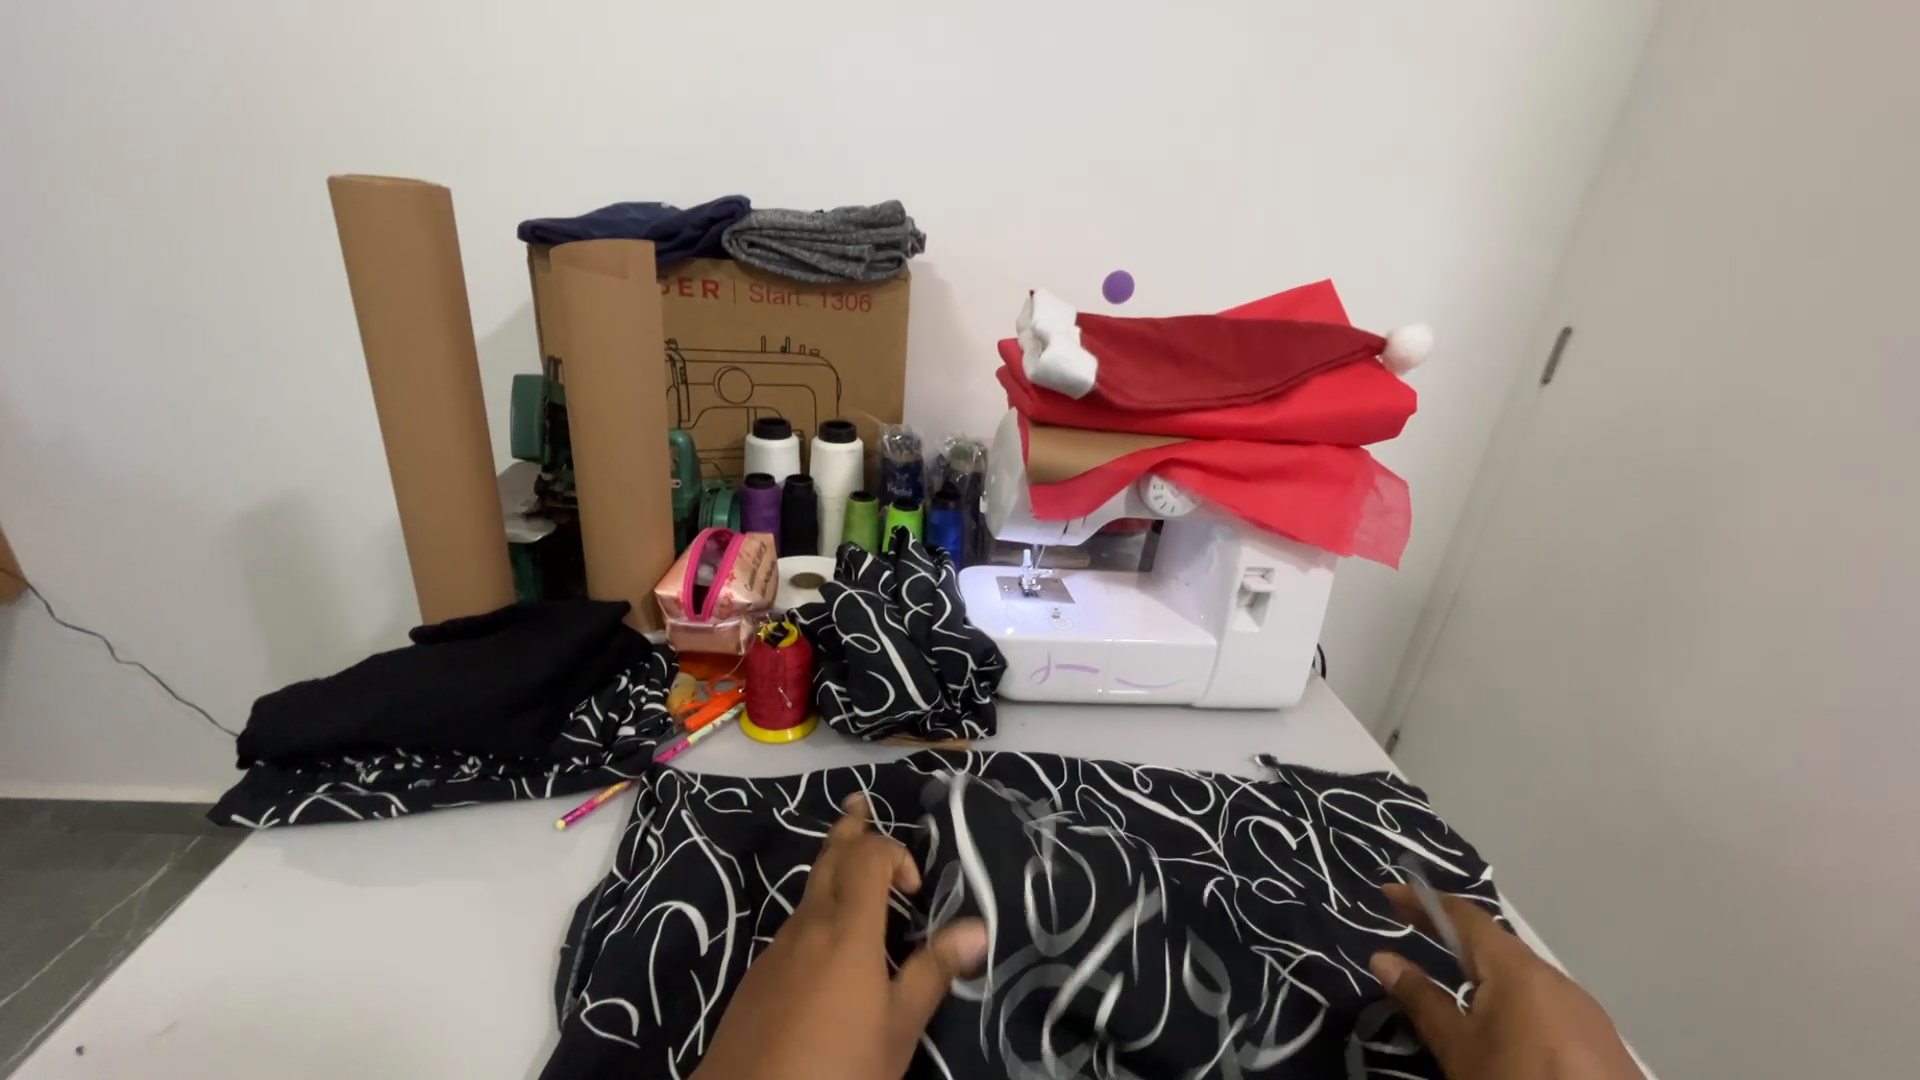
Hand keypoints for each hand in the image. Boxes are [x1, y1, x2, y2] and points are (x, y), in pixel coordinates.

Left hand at [692, 795, 988, 1079]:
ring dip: (832, 868)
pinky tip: (824, 945)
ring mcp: (777, 948)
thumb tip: (978, 926)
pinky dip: (816, 913)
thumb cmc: (837, 1066)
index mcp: (848, 928)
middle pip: (829, 858)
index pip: (868, 856)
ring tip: (847, 861)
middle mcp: (809, 924)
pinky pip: (794, 926)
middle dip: (848, 829)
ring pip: (809, 891)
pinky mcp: (758, 976)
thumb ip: (932, 971)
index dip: (894, 853)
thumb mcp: (897, 1028)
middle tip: (857, 802)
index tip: (914, 890)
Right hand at [1370, 884, 1641, 1079]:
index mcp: (1518, 970)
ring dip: (1482, 964)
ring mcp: (1585, 1012)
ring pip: (1521, 972)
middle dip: (1450, 931)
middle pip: (1495, 941)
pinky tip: (1499, 1017)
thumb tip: (1382, 959)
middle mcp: (1556, 979)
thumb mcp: (1459, 1048)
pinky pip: (1543, 1000)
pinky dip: (1509, 993)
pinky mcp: (1602, 1044)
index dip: (1424, 901)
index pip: (1464, 916)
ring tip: (1450, 971)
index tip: (1388, 893)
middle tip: (1409, 925)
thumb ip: (1421, 999)